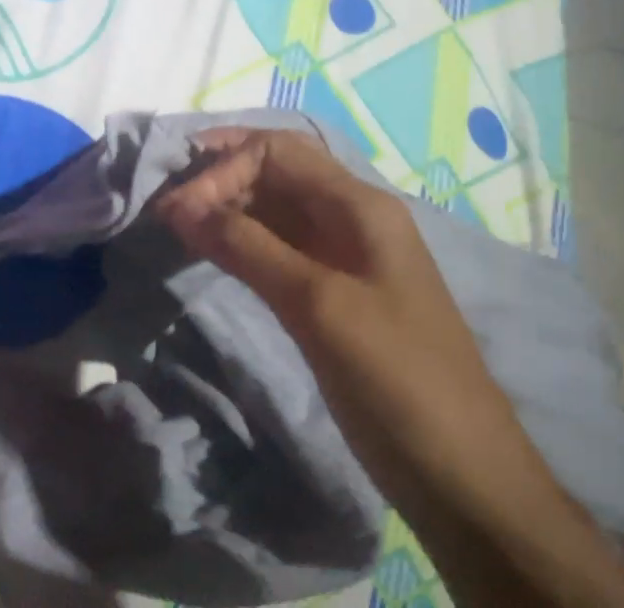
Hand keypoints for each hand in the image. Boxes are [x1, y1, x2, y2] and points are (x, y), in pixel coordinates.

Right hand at [153, 127, 524, 514]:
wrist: (460, 471)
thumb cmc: (396, 377)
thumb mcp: (318, 304)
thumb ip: (247, 246)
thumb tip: (178, 203)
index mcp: (361, 207)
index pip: (277, 151)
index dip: (222, 165)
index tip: (176, 206)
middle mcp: (350, 220)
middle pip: (274, 173)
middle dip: (217, 179)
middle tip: (163, 209)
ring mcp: (341, 259)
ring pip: (272, 211)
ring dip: (223, 209)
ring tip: (173, 225)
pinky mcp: (329, 296)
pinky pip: (275, 249)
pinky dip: (237, 243)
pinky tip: (206, 252)